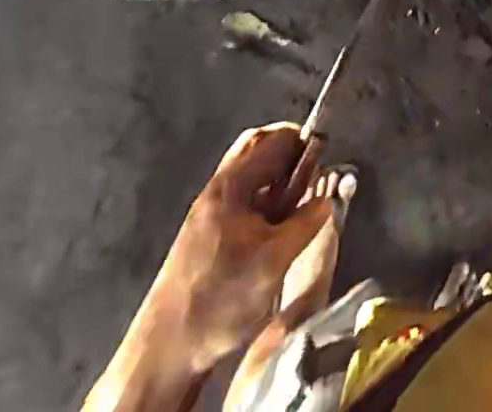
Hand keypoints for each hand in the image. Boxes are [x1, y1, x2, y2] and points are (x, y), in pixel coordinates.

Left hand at [143, 123, 332, 373]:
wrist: (165, 353)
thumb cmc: (220, 300)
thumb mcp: (277, 259)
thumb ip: (309, 220)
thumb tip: (326, 200)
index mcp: (229, 188)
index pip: (273, 139)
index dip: (304, 141)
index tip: (325, 158)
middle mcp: (216, 192)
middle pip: (257, 148)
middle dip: (290, 153)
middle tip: (313, 173)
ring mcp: (210, 212)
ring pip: (251, 174)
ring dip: (279, 178)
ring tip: (299, 202)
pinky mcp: (209, 233)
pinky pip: (246, 197)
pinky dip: (268, 198)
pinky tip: (280, 224)